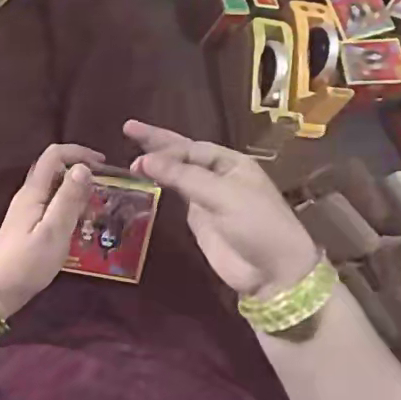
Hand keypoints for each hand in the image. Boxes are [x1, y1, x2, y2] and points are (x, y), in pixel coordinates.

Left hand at [0, 144, 99, 315]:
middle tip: (105, 185)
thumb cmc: (27, 262)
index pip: (54, 155)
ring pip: (54, 186)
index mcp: (33, 192)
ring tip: (98, 203)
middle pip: (54, 167)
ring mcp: (28, 209)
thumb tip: (83, 167)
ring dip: (76, 188)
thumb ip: (68, 199)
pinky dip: (70, 203)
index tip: (103, 165)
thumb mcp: (54, 231)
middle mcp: (29, 195)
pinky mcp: (30, 224)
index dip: (79, 152)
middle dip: (80, 169)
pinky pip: (53, 203)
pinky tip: (82, 221)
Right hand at [125, 121, 320, 299]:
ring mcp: (207, 197)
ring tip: (129, 158)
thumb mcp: (222, 195)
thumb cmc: (256, 224)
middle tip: (128, 128)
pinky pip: (175, 196)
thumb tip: (144, 160)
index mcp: (231, 163)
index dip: (164, 145)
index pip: (191, 147)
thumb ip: (183, 177)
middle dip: (156, 142)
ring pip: (176, 175)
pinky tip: (144, 180)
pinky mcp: (199, 219)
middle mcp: (218, 175)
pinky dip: (159, 187)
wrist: (272, 271)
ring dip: (155, 165)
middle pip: (182, 154)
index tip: (136, 146)